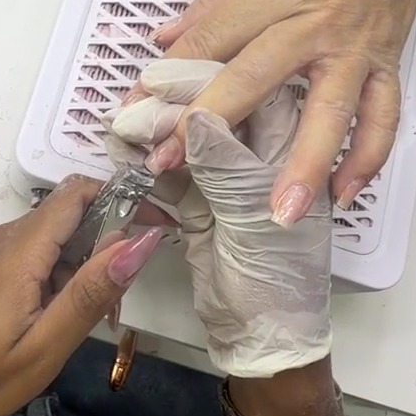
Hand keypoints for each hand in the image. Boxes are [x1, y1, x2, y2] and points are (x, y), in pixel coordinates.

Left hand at [0, 175, 163, 415]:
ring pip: (50, 237)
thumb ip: (93, 289)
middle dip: (106, 244)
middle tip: (117, 304)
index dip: (124, 200)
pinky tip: (56, 317)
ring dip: (82, 265)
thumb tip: (143, 239)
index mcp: (17, 250)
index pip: (78, 193)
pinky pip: (29, 254)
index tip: (158, 229)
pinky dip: (55, 275)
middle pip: (67, 214)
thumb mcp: (46, 345)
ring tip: (91, 321)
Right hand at [107, 62, 331, 377]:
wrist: (261, 340)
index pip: (256, 96)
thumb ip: (226, 165)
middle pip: (216, 113)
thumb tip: (194, 113)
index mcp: (292, 153)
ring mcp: (227, 182)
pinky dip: (147, 167)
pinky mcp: (201, 205)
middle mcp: (260, 160)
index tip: (168, 75)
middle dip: (174, 104)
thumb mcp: (255, 220)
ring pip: (188, 143)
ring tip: (123, 124)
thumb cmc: (277, 283)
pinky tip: (124, 155)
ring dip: (155, 134)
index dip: (212, 80)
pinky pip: (171, 177)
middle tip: (136, 99)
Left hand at [152, 0, 415, 225]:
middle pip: (256, 80)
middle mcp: (315, 23)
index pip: (212, 40)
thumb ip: (212, 4)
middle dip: (211, 127)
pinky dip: (370, 158)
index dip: (170, 79)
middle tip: (173, 167)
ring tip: (280, 214)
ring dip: (306, 167)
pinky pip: (384, 116)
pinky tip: (346, 194)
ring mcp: (356, 47)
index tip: (137, 114)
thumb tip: (164, 42)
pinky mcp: (388, 61)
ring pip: (332, 113)